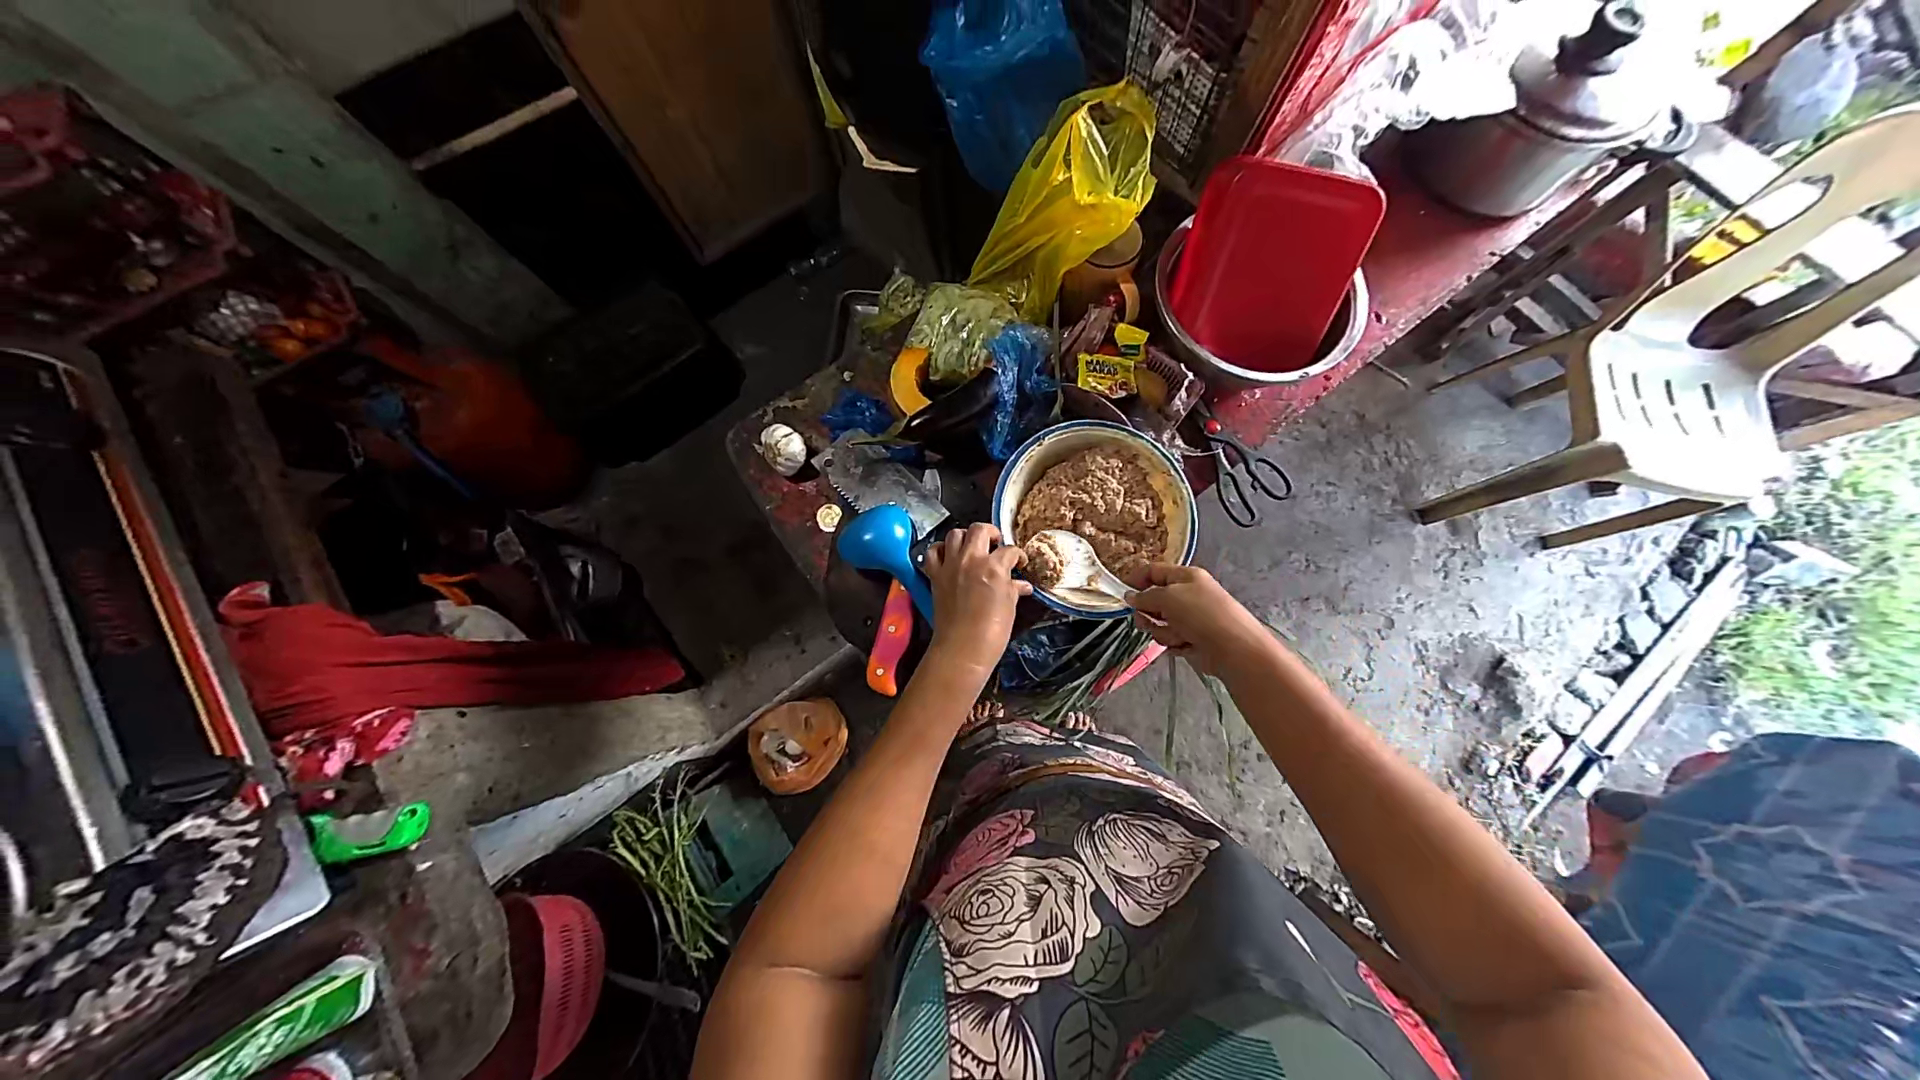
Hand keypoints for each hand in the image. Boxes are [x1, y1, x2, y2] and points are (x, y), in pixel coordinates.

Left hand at [923, 523, 1029, 676]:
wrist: (963, 648)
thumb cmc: (992, 631)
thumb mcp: (1009, 607)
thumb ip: (1013, 589)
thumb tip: (1022, 585)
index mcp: (994, 567)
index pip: (1010, 551)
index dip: (1018, 555)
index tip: (1019, 562)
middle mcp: (971, 559)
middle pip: (980, 530)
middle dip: (991, 533)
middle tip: (996, 543)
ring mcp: (950, 565)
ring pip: (955, 534)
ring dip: (965, 537)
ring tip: (972, 547)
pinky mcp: (935, 575)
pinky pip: (933, 552)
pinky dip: (940, 550)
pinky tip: (948, 557)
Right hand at [1123, 564, 1272, 675]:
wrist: (1233, 648)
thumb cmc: (1202, 614)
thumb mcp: (1168, 597)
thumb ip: (1145, 596)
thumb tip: (1130, 596)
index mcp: (1185, 576)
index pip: (1154, 571)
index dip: (1136, 579)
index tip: (1121, 591)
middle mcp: (1187, 595)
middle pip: (1153, 600)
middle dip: (1148, 613)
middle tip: (1148, 619)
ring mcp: (1189, 618)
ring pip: (1158, 623)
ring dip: (1163, 631)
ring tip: (1178, 635)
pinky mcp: (1190, 639)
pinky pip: (1169, 639)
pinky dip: (1174, 643)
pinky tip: (1186, 645)